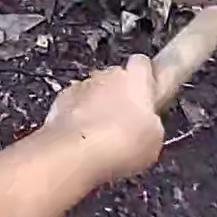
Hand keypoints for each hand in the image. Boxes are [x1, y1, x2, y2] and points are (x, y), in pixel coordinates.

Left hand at [41, 54, 163, 183]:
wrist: (78, 152)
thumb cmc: (122, 143)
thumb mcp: (154, 139)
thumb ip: (151, 121)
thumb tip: (147, 123)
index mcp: (135, 78)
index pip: (142, 63)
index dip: (145, 78)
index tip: (147, 93)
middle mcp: (107, 75)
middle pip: (116, 78)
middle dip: (120, 95)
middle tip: (125, 122)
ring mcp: (82, 86)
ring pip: (94, 91)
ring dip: (97, 106)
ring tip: (102, 136)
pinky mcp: (61, 100)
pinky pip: (74, 104)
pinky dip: (77, 115)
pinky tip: (82, 137)